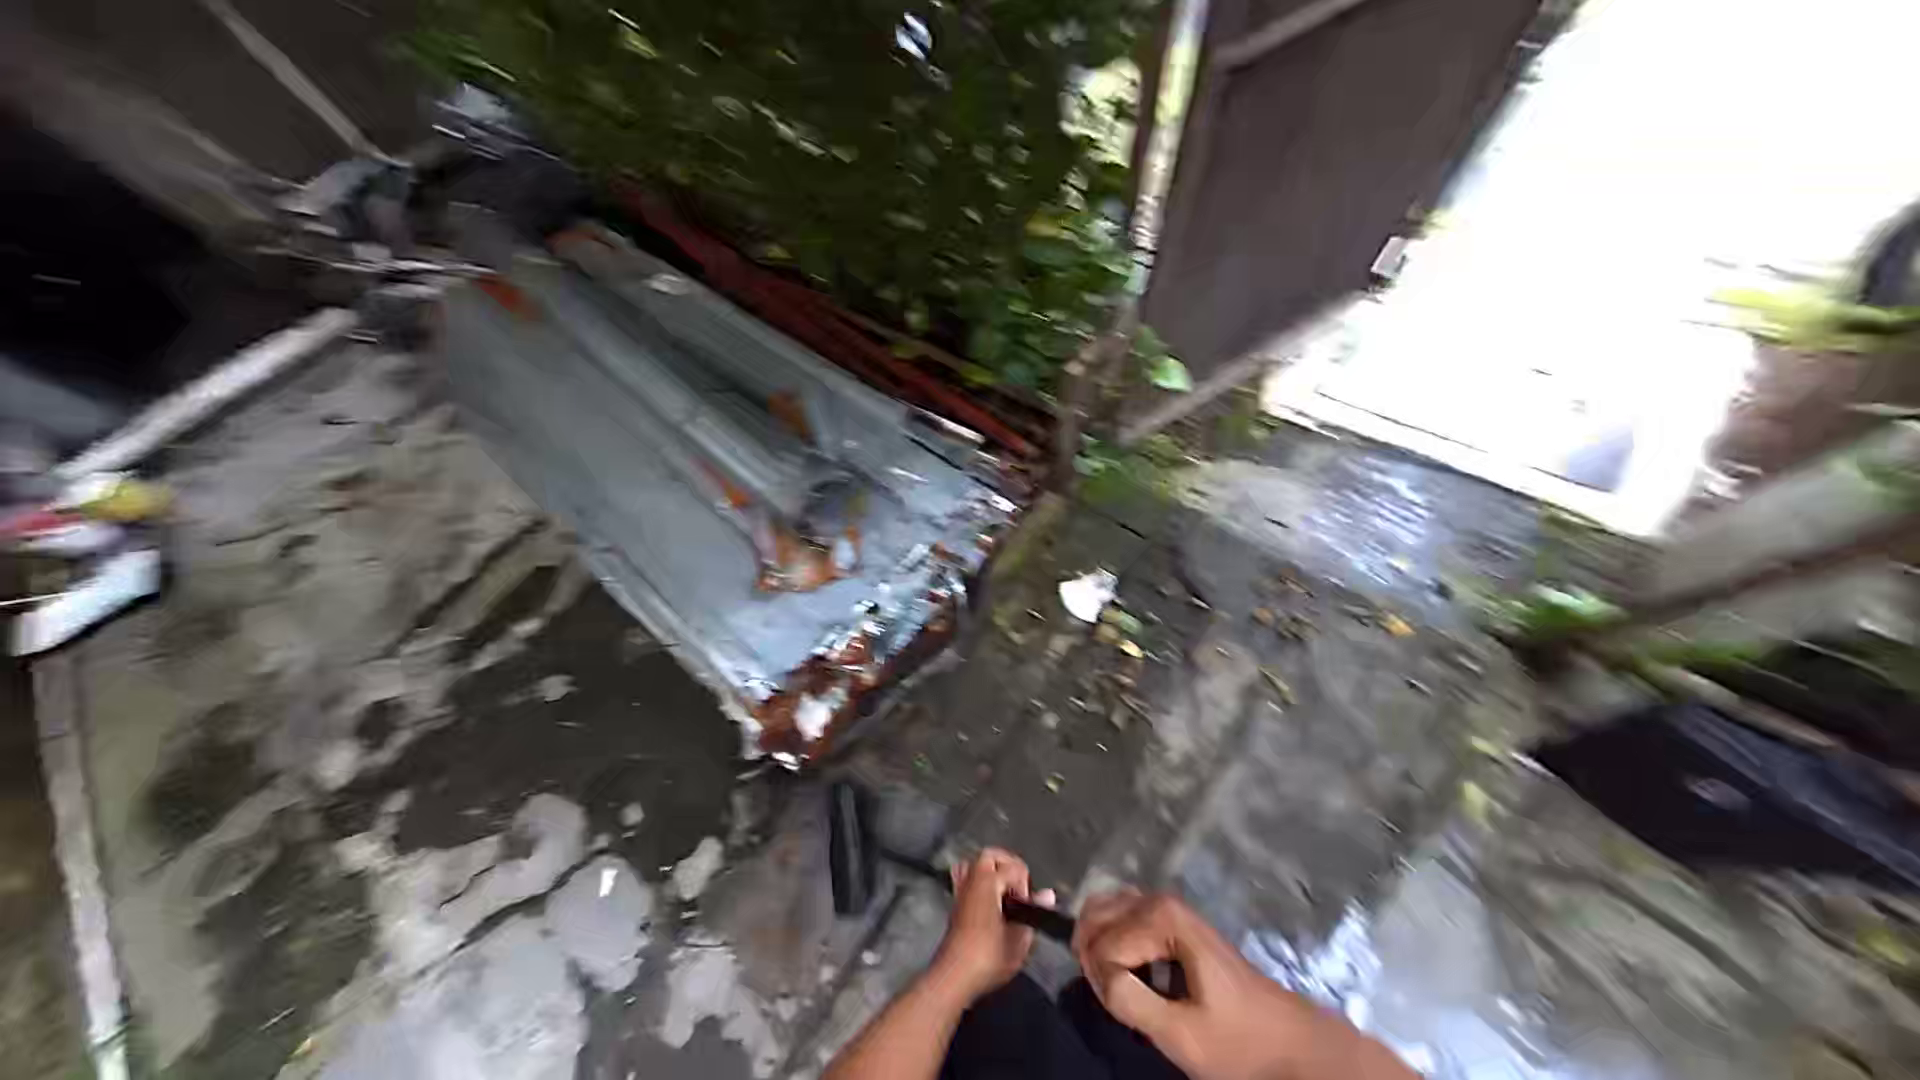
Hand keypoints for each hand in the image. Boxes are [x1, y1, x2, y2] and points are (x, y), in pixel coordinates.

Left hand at [926, 848, 1055, 1003]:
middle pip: (990, 856)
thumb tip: (1047, 894)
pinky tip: (988, 900)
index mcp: (988, 882)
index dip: (1025, 884)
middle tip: (1020, 887)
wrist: (954, 977)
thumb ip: (1033, 912)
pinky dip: (978, 880)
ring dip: (992, 871)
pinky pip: (965, 878)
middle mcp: (972, 880)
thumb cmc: (988, 957)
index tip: (1027, 906)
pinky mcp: (955, 904)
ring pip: (975, 864)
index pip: (1013, 867)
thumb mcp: (1018, 940)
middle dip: (1009, 865)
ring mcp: (960, 890)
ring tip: (1006, 890)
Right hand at [1073, 891, 1413, 1079]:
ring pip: (1101, 911)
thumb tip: (1099, 975)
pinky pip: (1117, 915)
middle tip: (1113, 999)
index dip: (1104, 983)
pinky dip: (1108, 939)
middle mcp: (1157, 898)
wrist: (1286, 1039)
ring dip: (1096, 947)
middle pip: (1095, 917)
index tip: (1126, 1013)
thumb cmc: (1238, 1042)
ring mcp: (1161, 903)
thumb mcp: (1182, 1036)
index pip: (1102, 945)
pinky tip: (1123, 970)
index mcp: (1162, 918)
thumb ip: (1131, 1002)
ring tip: (1114, 986)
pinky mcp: (1165, 916)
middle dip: (1093, 959)